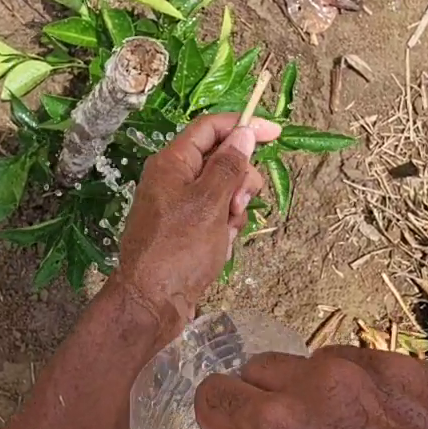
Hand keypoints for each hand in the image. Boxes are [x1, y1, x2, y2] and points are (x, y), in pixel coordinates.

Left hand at [111, 113, 279, 332]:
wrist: (152, 302)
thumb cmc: (178, 250)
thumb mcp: (209, 203)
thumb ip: (228, 166)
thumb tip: (244, 134)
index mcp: (172, 162)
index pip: (211, 128)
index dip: (243, 126)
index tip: (275, 133)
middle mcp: (173, 178)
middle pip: (221, 159)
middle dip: (240, 178)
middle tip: (238, 204)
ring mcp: (179, 205)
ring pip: (223, 190)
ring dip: (234, 208)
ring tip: (226, 231)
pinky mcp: (186, 229)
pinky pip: (216, 215)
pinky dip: (225, 228)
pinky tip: (221, 246)